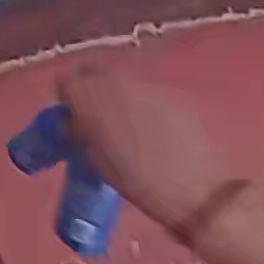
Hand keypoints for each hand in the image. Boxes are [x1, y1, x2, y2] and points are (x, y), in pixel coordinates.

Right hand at [61, 64, 236, 228]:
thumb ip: (78, 134)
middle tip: (96, 120)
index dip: (68, 101)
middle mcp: (113, 77)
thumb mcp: (94, 159)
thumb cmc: (137, 180)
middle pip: (93, 74)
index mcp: (87, 93)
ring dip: (118, 96)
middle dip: (92, 92)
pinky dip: (144, 104)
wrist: (199, 189)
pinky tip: (153, 129)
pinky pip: (147, 92)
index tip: (72, 120)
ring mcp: (144, 81)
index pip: (65, 83)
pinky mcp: (172, 91)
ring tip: (127, 126)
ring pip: (121, 81)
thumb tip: (72, 124)